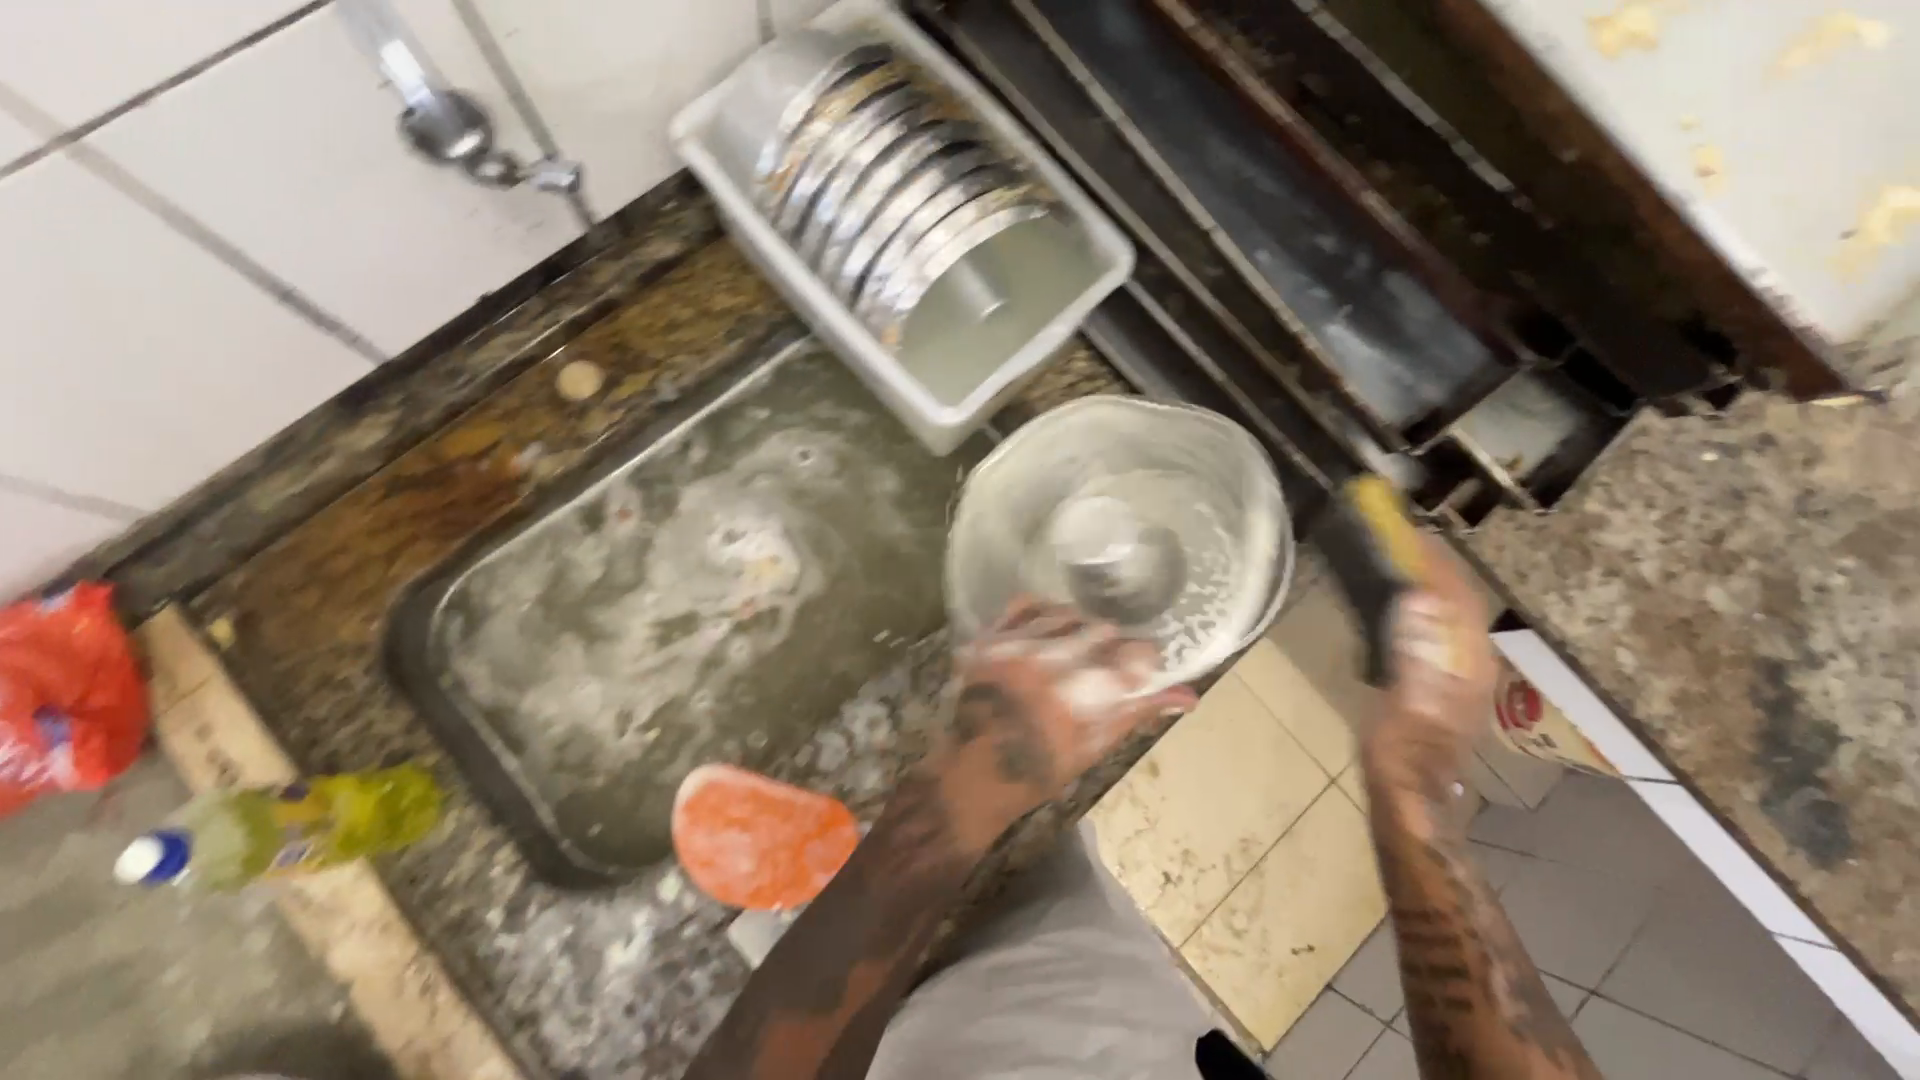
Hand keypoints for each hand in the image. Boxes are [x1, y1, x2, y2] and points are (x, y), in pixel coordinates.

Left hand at [928, 599, 1196, 851]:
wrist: (974, 773)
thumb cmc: (1041, 769)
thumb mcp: (1096, 748)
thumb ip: (1139, 712)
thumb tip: (1188, 696)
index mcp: (1084, 695)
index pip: (1138, 653)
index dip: (1144, 662)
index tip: (1139, 672)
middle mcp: (1052, 661)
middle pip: (1104, 629)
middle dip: (1110, 649)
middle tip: (1101, 670)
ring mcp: (1015, 645)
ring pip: (1068, 613)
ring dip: (1078, 630)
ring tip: (1072, 654)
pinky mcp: (988, 638)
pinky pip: (1025, 604)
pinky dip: (1042, 613)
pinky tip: (1046, 632)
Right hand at [1361, 536, 1496, 823]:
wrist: (1411, 798)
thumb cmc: (1402, 755)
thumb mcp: (1405, 703)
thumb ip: (1414, 652)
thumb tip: (1418, 598)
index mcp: (1466, 663)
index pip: (1458, 598)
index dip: (1435, 562)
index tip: (1408, 532)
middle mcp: (1472, 662)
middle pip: (1461, 601)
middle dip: (1435, 566)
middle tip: (1402, 537)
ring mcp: (1462, 673)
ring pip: (1454, 614)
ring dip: (1431, 583)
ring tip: (1401, 559)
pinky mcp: (1446, 681)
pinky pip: (1441, 628)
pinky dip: (1424, 605)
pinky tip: (1403, 603)